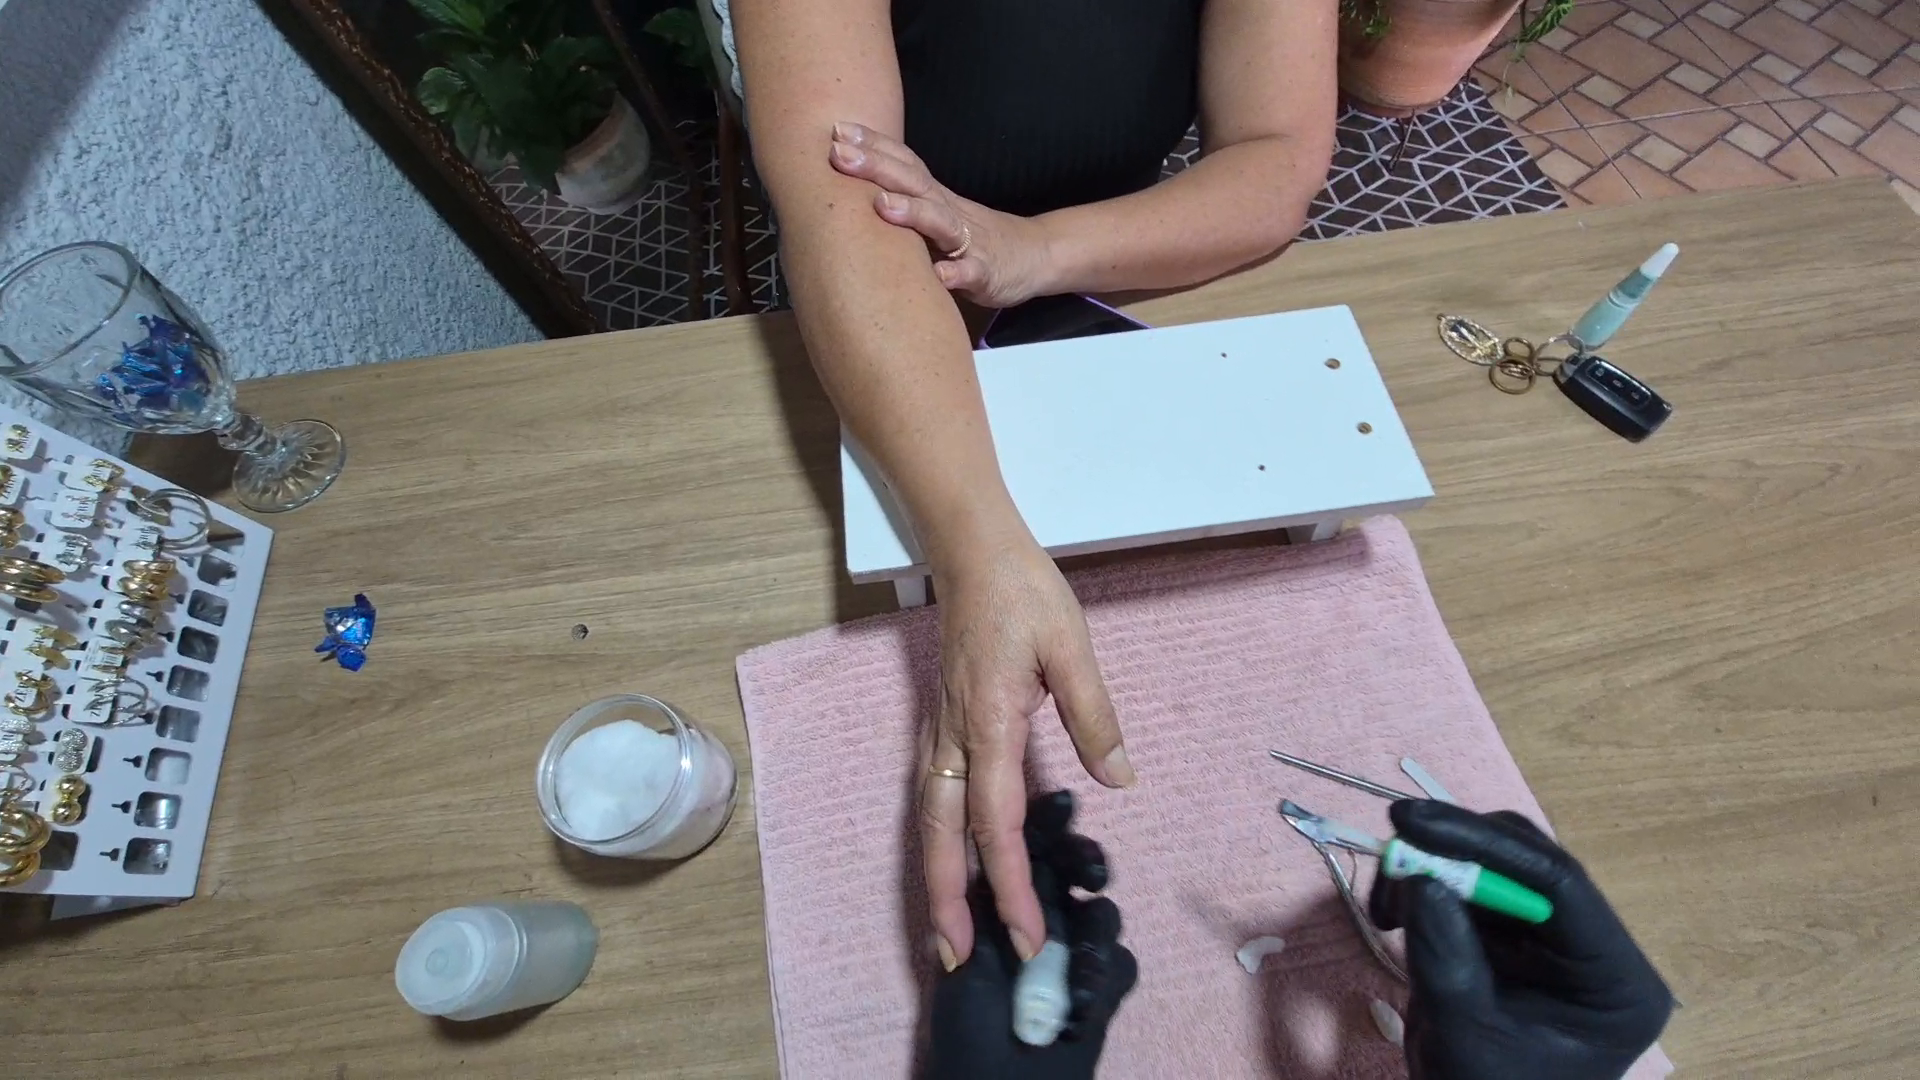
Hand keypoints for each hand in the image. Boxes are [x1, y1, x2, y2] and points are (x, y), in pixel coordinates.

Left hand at [830, 122, 1054, 307]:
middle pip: (915, 183)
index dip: (873, 145)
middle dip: (877, 167)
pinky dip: (955, 273)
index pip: (904, 164)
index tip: (836, 130)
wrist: (1033, 258)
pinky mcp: (986, 273)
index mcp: (935, 198)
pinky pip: (970, 272)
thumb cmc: (975, 239)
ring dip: (913, 212)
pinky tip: (939, 275)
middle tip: (840, 154)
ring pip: (941, 223)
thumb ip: (906, 205)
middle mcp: (950, 212)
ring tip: (882, 205)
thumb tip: (852, 195)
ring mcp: (970, 243)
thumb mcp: (938, 217)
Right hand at [923, 531, 1132, 971]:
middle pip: (938, 830)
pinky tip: (948, 849)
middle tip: (957, 957)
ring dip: (934, 871)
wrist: (973, 552)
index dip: (1007, 881)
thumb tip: (1120, 779)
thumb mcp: (1071, 647)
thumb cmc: (1022, 592)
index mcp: (989, 721)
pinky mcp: (939, 718)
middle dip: (946, 896)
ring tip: (945, 923)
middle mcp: (954, 733)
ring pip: (926, 814)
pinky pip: (929, 789)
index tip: (1026, 931)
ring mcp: (939, 726)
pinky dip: (935, 834)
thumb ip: (1093, 716)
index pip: (994, 819)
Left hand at [927, 791, 1137, 1079]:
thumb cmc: (967, 1023)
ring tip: (1079, 967)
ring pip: (1102, 913)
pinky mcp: (1105, 983)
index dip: (1049, 820)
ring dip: (1093, 935)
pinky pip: (1121, 964)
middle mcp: (1046, 909)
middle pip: (1078, 866)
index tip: (1062, 803)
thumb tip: (1001, 842)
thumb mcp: (967, 955)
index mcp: (1007, 893)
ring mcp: (1078, 945)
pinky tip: (1080, 1007)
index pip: (1032, 842)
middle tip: (1090, 872)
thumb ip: (990, 904)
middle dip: (1087, 863)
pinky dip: (1103, 980)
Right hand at [1369, 801, 1673, 1079]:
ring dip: (1426, 865)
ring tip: (1385, 909)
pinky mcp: (1504, 931)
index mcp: (1611, 978)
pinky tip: (1390, 916)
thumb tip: (1419, 876)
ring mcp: (1544, 935)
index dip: (1485, 843)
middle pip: (1524, 856)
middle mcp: (1586, 944)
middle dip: (1452, 846)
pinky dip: (1417, 882)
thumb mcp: (1463, 1028)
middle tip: (1393, 845)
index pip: (1559, 883)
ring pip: (1486, 858)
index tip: (1412, 824)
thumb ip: (1444, 952)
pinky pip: (1459, 878)